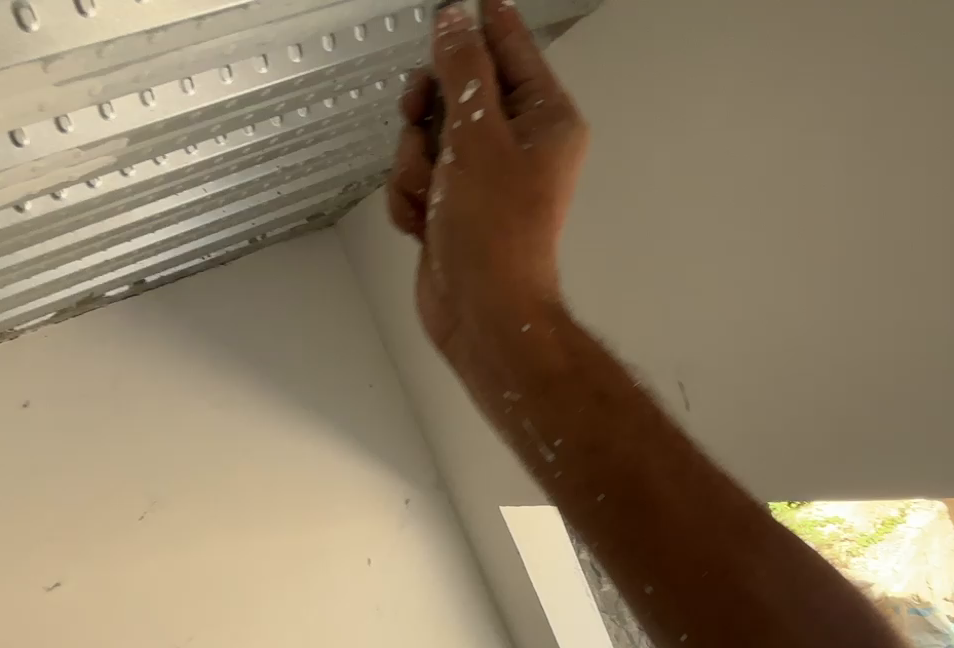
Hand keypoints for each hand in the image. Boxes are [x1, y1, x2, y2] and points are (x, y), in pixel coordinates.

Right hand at [386, 1, 588, 365]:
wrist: (479, 312)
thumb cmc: (494, 231)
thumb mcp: (476, 136)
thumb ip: (461, 71)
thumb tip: (454, 20)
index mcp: (543, 120)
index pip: (511, 50)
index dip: (482, 25)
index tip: (458, 4)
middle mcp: (515, 146)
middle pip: (456, 93)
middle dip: (428, 114)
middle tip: (420, 120)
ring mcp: (480, 180)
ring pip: (425, 140)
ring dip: (414, 166)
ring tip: (430, 196)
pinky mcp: (451, 210)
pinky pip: (416, 180)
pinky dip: (411, 200)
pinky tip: (423, 222)